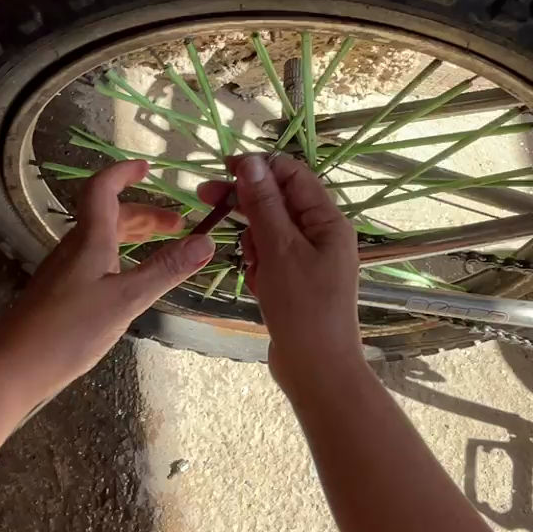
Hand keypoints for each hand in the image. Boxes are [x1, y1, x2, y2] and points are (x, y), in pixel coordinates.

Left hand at [0, 160, 213, 395]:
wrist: (13, 366)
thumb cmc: (70, 330)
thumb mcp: (127, 299)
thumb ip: (165, 269)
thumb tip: (206, 240)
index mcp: (90, 240)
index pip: (102, 189)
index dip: (123, 173)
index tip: (147, 168)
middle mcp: (75, 248)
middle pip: (109, 215)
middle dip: (145, 213)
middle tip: (177, 225)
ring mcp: (65, 270)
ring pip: (102, 238)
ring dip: (133, 235)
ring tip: (161, 247)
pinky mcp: (60, 293)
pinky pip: (95, 260)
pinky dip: (120, 256)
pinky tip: (130, 279)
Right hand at [197, 153, 366, 393]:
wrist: (317, 369)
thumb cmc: (303, 307)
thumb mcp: (280, 249)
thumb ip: (264, 204)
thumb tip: (251, 162)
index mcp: (328, 221)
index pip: (293, 176)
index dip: (259, 167)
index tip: (223, 167)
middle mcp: (321, 235)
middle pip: (277, 202)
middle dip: (245, 202)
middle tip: (204, 195)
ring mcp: (308, 259)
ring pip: (269, 231)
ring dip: (253, 241)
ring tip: (254, 267)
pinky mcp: (295, 281)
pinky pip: (269, 258)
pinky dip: (258, 266)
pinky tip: (259, 286)